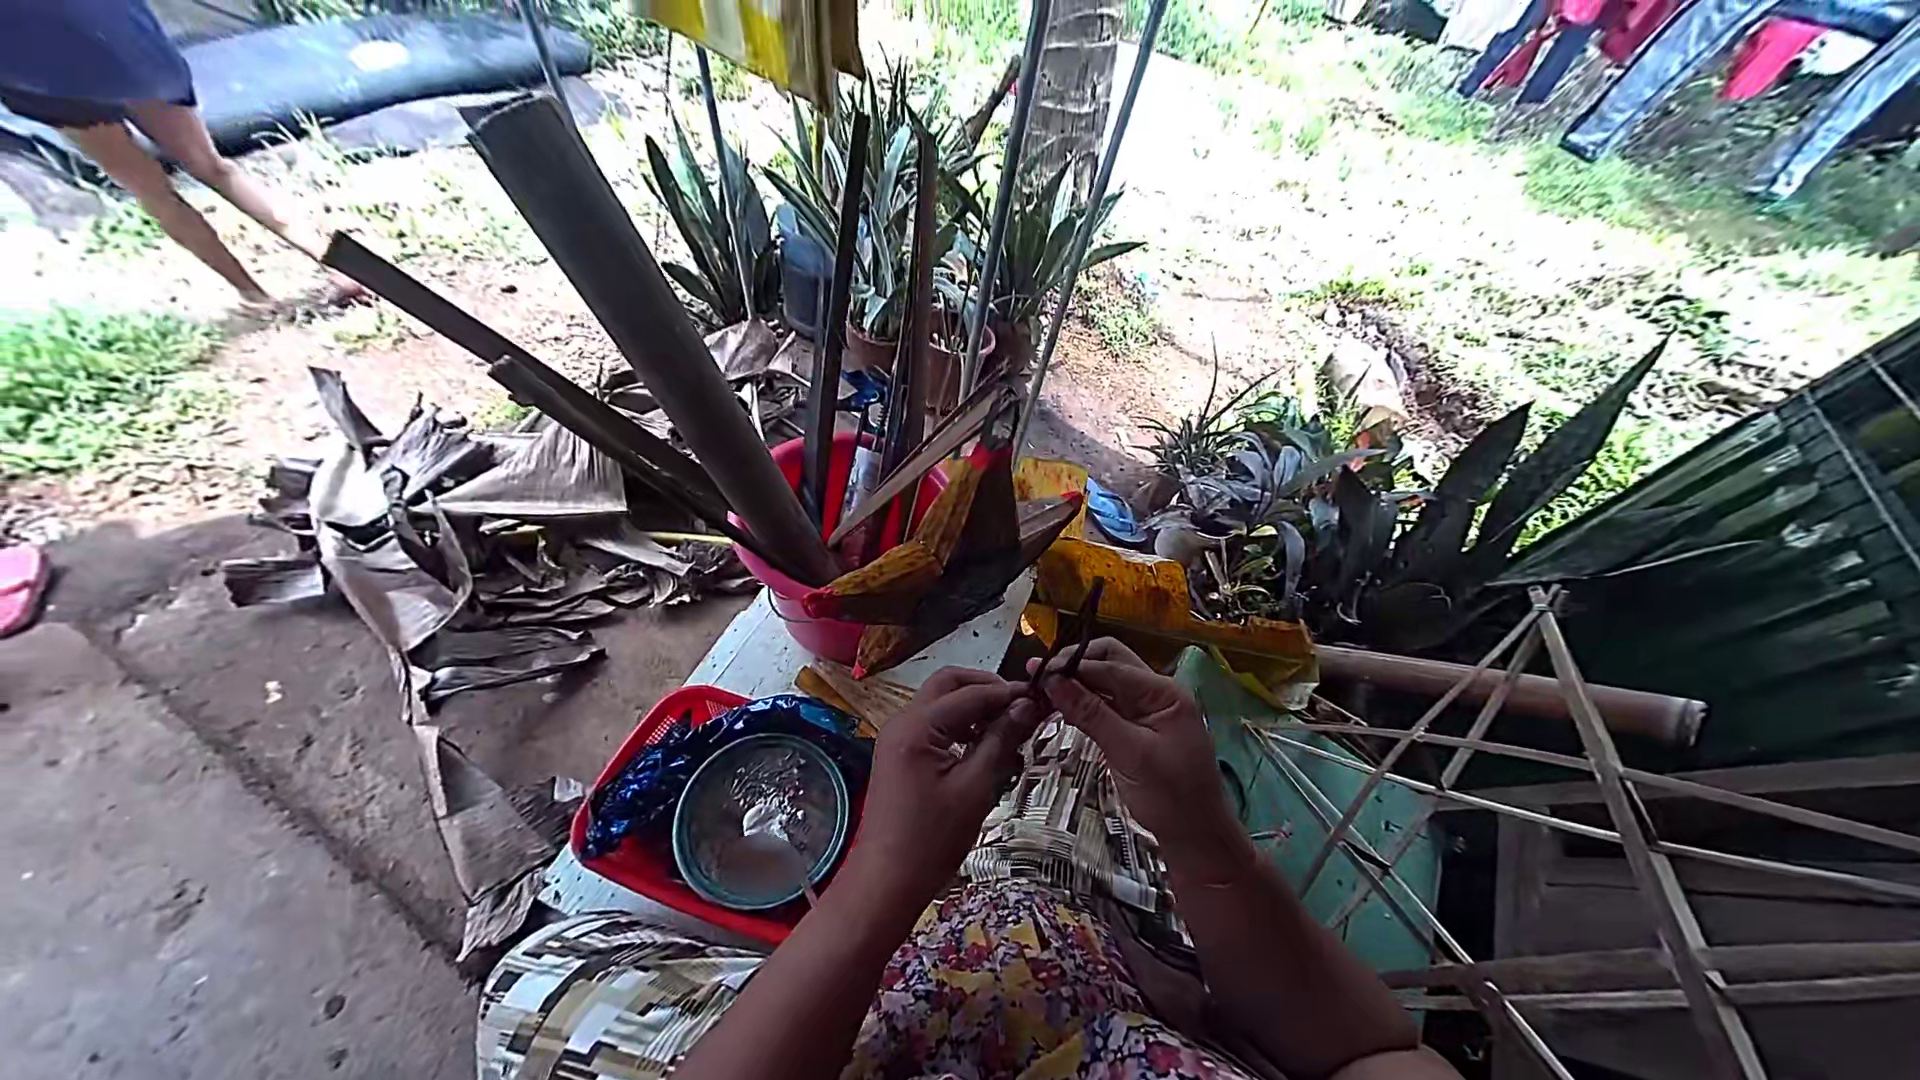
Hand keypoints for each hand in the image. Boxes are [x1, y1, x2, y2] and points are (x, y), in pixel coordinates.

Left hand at [836, 667, 1042, 917]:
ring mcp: (897, 737)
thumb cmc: (931, 840)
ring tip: (1008, 727)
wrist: (886, 882)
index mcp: (917, 727)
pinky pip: (933, 724)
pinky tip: (983, 746)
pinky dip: (959, 725)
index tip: (1039, 697)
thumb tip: (1026, 707)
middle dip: (986, 689)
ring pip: (940, 702)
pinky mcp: (900, 753)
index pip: (969, 694)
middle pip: (949, 684)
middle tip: (1020, 705)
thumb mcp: (975, 787)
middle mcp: (902, 722)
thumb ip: (1001, 740)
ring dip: (973, 706)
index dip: (1007, 693)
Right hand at [1030, 639, 1249, 878]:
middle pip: (1109, 663)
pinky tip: (1060, 707)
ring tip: (1041, 691)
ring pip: (1104, 682)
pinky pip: (1105, 704)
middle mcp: (1156, 693)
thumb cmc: (1171, 797)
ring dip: (1075, 684)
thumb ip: (1091, 714)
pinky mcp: (1135, 727)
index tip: (1037, 672)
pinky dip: (1083, 703)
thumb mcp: (1129, 753)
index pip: (1111, 666)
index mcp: (1163, 692)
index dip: (1072, 666)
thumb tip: (1053, 681)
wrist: (1197, 840)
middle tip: (1038, 677)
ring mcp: (1146, 710)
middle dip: (1073, 666)